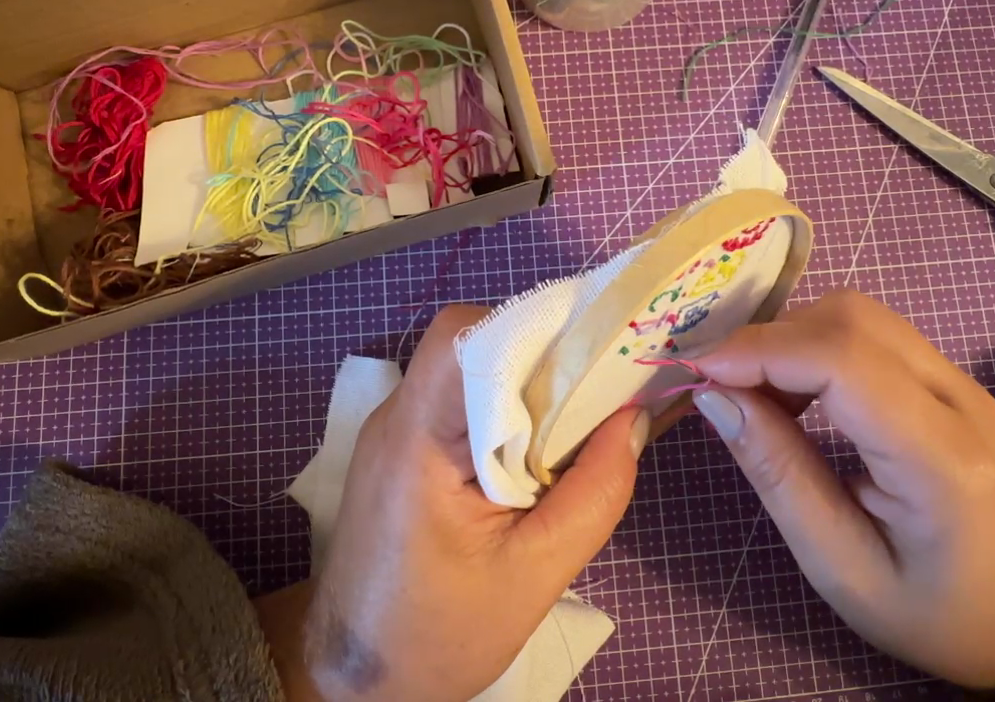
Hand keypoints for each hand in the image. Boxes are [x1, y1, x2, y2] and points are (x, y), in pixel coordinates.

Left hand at [268, 304, 647, 701]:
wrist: (360, 679)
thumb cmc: (441, 633)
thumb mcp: (534, 574)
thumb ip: (593, 493)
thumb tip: (634, 417)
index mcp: (418, 437)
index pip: (461, 337)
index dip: (527, 328)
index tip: (587, 354)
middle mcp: (399, 415)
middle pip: (470, 344)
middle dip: (539, 356)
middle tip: (595, 391)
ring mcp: (396, 428)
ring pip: (469, 370)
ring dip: (525, 384)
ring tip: (574, 422)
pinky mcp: (404, 447)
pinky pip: (461, 402)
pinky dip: (504, 410)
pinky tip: (536, 449)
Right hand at [690, 290, 994, 687]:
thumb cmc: (930, 613)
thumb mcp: (840, 568)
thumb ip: (778, 474)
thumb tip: (712, 395)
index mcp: (945, 460)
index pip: (844, 362)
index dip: (762, 350)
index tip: (698, 371)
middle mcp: (964, 399)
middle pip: (851, 321)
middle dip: (770, 340)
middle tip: (722, 387)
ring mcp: (963, 381)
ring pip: (859, 315)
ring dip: (792, 338)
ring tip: (758, 393)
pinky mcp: (951, 378)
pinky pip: (870, 333)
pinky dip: (816, 344)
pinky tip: (796, 391)